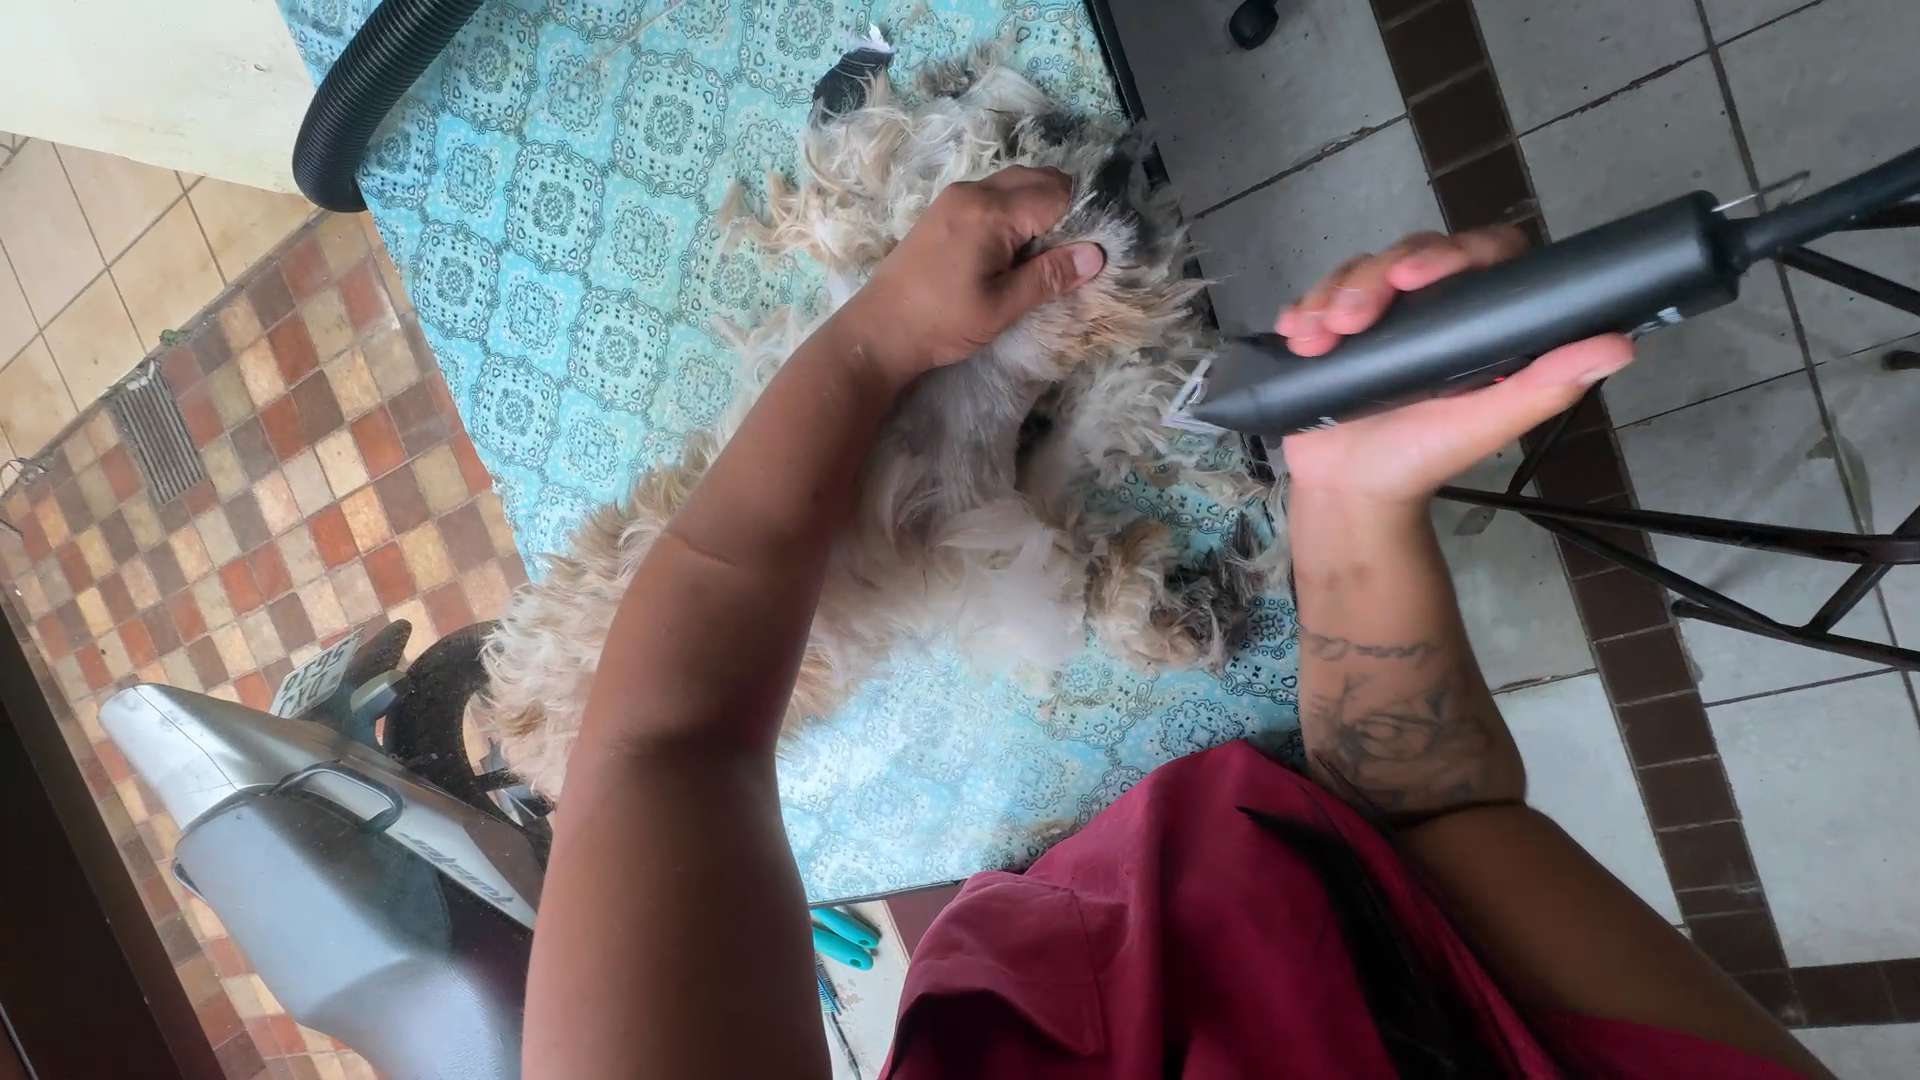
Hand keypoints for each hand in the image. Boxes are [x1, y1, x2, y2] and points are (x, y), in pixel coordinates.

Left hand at [830, 165, 1106, 379]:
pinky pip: (990, 197)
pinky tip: (1002, 254)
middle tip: (1055, 259)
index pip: (1057, 192)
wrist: (879, 332)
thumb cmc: (941, 323)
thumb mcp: (1001, 308)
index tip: (1077, 255)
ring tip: (1029, 260)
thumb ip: (1049, 277)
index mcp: (991, 211)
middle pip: (1037, 179)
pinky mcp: (941, 212)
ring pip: (1013, 185)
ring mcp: (953, 198)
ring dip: (1033, 212)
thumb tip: (1096, 255)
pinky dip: (1008, 214)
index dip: (1076, 220)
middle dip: (1058, 211)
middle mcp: (973, 192)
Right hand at [1275, 226, 1635, 507]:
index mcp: (1473, 322)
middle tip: (1348, 323)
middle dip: (1368, 281)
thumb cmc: (1419, 460)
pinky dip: (1298, 312)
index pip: (1476, 258)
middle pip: (1401, 257)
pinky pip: (1311, 304)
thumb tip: (1619, 345)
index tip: (1415, 277)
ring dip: (1327, 298)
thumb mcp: (1482, 426)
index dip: (1450, 252)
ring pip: (1351, 275)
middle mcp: (1423, 312)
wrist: (1349, 492)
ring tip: (1314, 341)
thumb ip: (1542, 387)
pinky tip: (1292, 335)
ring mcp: (1371, 322)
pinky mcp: (1327, 337)